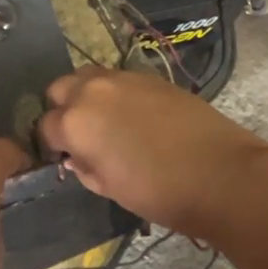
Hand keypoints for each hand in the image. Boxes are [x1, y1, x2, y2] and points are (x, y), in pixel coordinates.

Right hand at [38, 66, 267, 234]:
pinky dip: (116, 93)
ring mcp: (121, 78)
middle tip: (82, 134)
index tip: (65, 156)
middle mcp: (90, 91)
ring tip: (106, 120)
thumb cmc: (160, 192)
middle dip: (63, 109)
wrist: (222, 174)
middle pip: (59, 89)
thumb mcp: (110, 188)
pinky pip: (118, 79)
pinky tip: (135, 116)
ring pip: (87, 77)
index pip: (45, 127)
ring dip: (87, 95)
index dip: (53, 144)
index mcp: (75, 122)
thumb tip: (76, 157)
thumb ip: (84, 167)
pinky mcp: (148, 76)